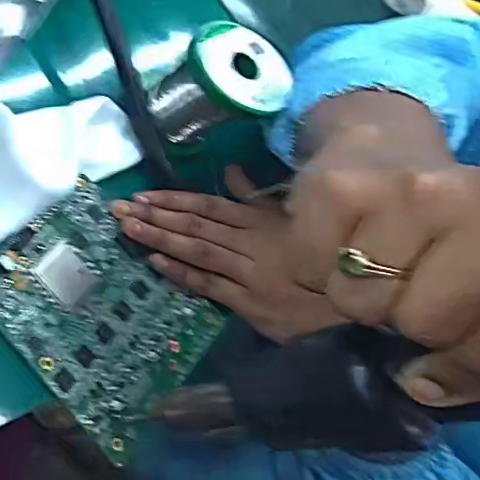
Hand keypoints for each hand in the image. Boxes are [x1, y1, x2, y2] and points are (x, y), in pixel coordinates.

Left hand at [112, 166, 343, 344]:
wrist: (361, 310)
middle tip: (118, 208)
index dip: (173, 200)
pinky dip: (182, 272)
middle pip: (195, 226)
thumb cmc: (324, 259)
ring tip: (128, 228)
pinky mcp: (253, 305)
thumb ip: (258, 198)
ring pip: (198, 251)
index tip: (141, 195)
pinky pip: (210, 285)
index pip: (210, 206)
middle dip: (154, 216)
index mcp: (263, 222)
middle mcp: (253, 245)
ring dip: (160, 239)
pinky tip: (155, 262)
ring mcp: (252, 275)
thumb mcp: (296, 221)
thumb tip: (229, 169)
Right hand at [290, 92, 479, 462]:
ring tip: (375, 275)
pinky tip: (339, 250)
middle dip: (412, 330)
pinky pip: (312, 271)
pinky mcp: (342, 188)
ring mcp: (419, 187)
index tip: (444, 378)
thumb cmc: (475, 247)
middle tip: (413, 300)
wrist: (388, 158)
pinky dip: (314, 275)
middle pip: (435, 325)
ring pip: (366, 302)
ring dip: (359, 303)